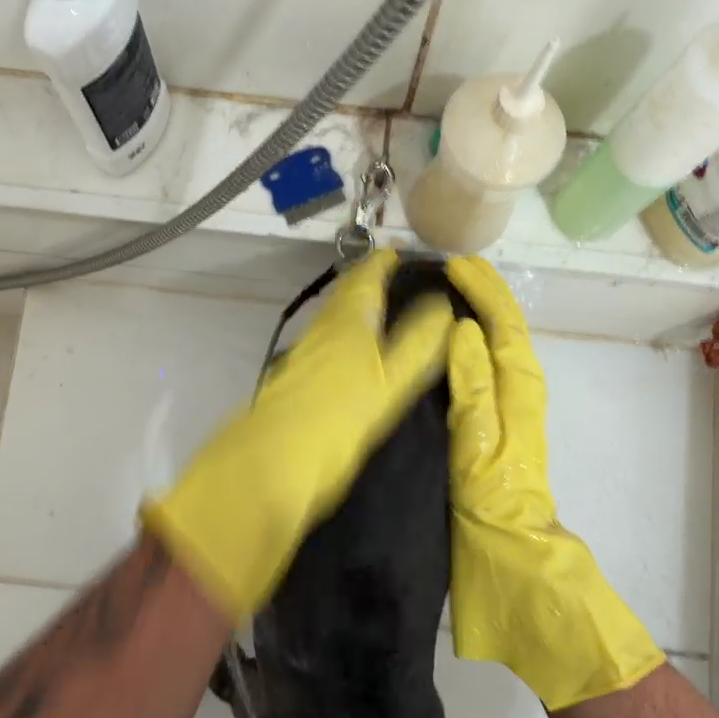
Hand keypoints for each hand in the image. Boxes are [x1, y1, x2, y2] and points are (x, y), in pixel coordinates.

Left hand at [143, 250, 455, 619]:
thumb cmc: (340, 417)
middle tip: (414, 282)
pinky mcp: (301, 375)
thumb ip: (420, 341)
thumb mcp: (393, 380)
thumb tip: (444, 303)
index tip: (417, 255)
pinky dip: (355, 331)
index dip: (391, 259)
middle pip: (351, 291)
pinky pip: (333, 338)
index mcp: (349, 317)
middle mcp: (325, 325)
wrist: (274, 462)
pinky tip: (367, 351)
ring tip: (398, 313)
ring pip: (340, 315)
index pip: (370, 271)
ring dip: (365, 306)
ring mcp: (308, 350)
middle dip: (379, 280)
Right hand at [443, 256, 664, 709]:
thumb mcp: (479, 441)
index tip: (450, 263)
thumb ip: (472, 384)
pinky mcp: (492, 423)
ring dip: (474, 314)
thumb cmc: (493, 501)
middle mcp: (517, 388)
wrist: (510, 557)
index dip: (481, 288)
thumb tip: (464, 330)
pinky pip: (481, 367)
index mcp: (517, 387)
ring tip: (439, 295)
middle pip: (502, 326)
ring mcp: (507, 406)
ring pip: (494, 344)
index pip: (502, 321)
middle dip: (479, 292)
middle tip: (441, 270)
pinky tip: (440, 346)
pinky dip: (465, 344)